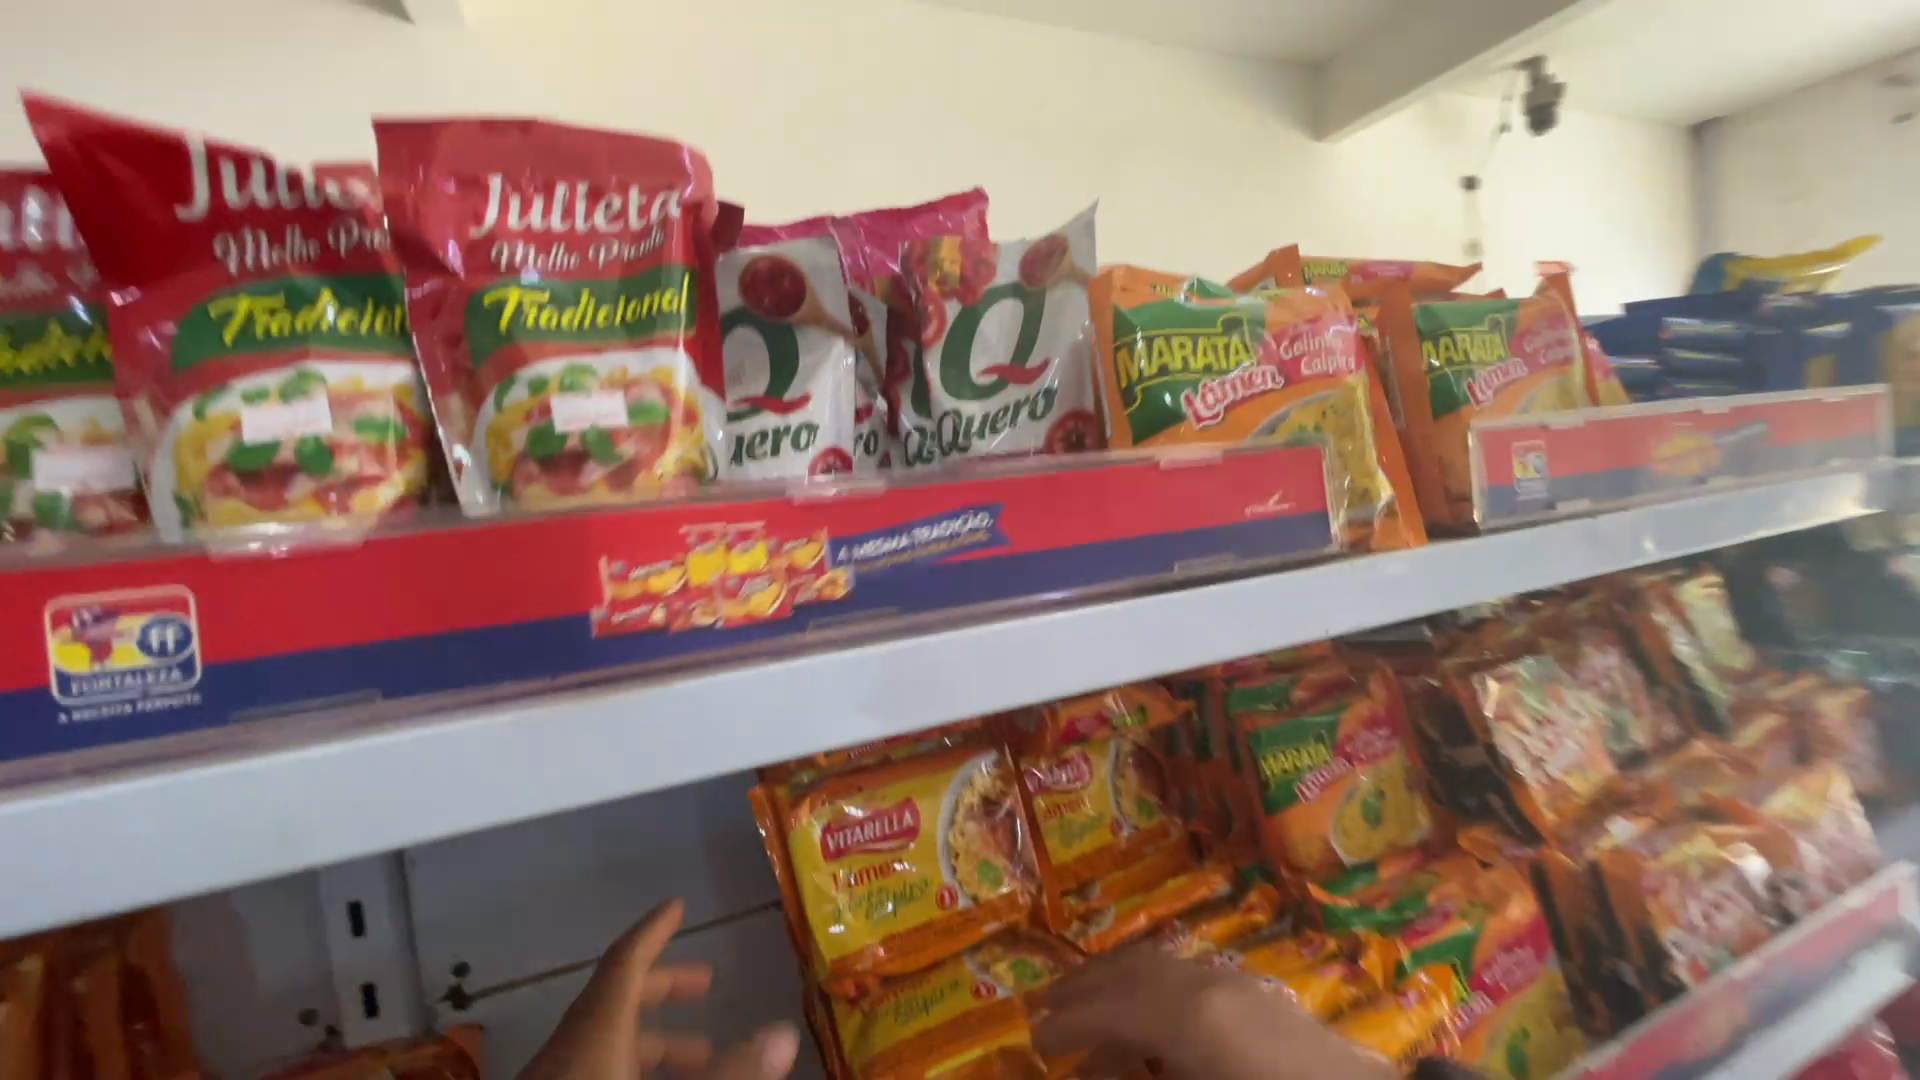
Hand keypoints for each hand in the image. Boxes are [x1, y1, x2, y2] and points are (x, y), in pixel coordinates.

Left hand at [518, 899, 800, 1079]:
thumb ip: (730, 1072)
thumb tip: (783, 1034)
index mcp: (593, 1036)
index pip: (624, 962)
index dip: (653, 931)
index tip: (677, 906)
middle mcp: (566, 1053)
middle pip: (614, 999)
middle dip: (664, 986)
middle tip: (707, 983)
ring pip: (601, 1043)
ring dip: (652, 1038)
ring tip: (701, 1056)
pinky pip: (588, 1070)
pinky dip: (627, 1066)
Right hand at [1032, 946, 1396, 1079]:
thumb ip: (1142, 1074)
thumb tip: (1093, 1065)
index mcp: (1191, 1018)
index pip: (1110, 1007)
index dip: (1067, 1020)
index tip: (1032, 1036)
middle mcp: (1205, 983)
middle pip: (1127, 972)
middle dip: (1082, 988)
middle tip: (1042, 1008)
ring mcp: (1233, 980)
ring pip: (1155, 962)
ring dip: (1113, 977)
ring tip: (1083, 999)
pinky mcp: (1255, 990)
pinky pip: (1183, 971)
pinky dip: (1149, 980)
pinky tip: (1143, 1006)